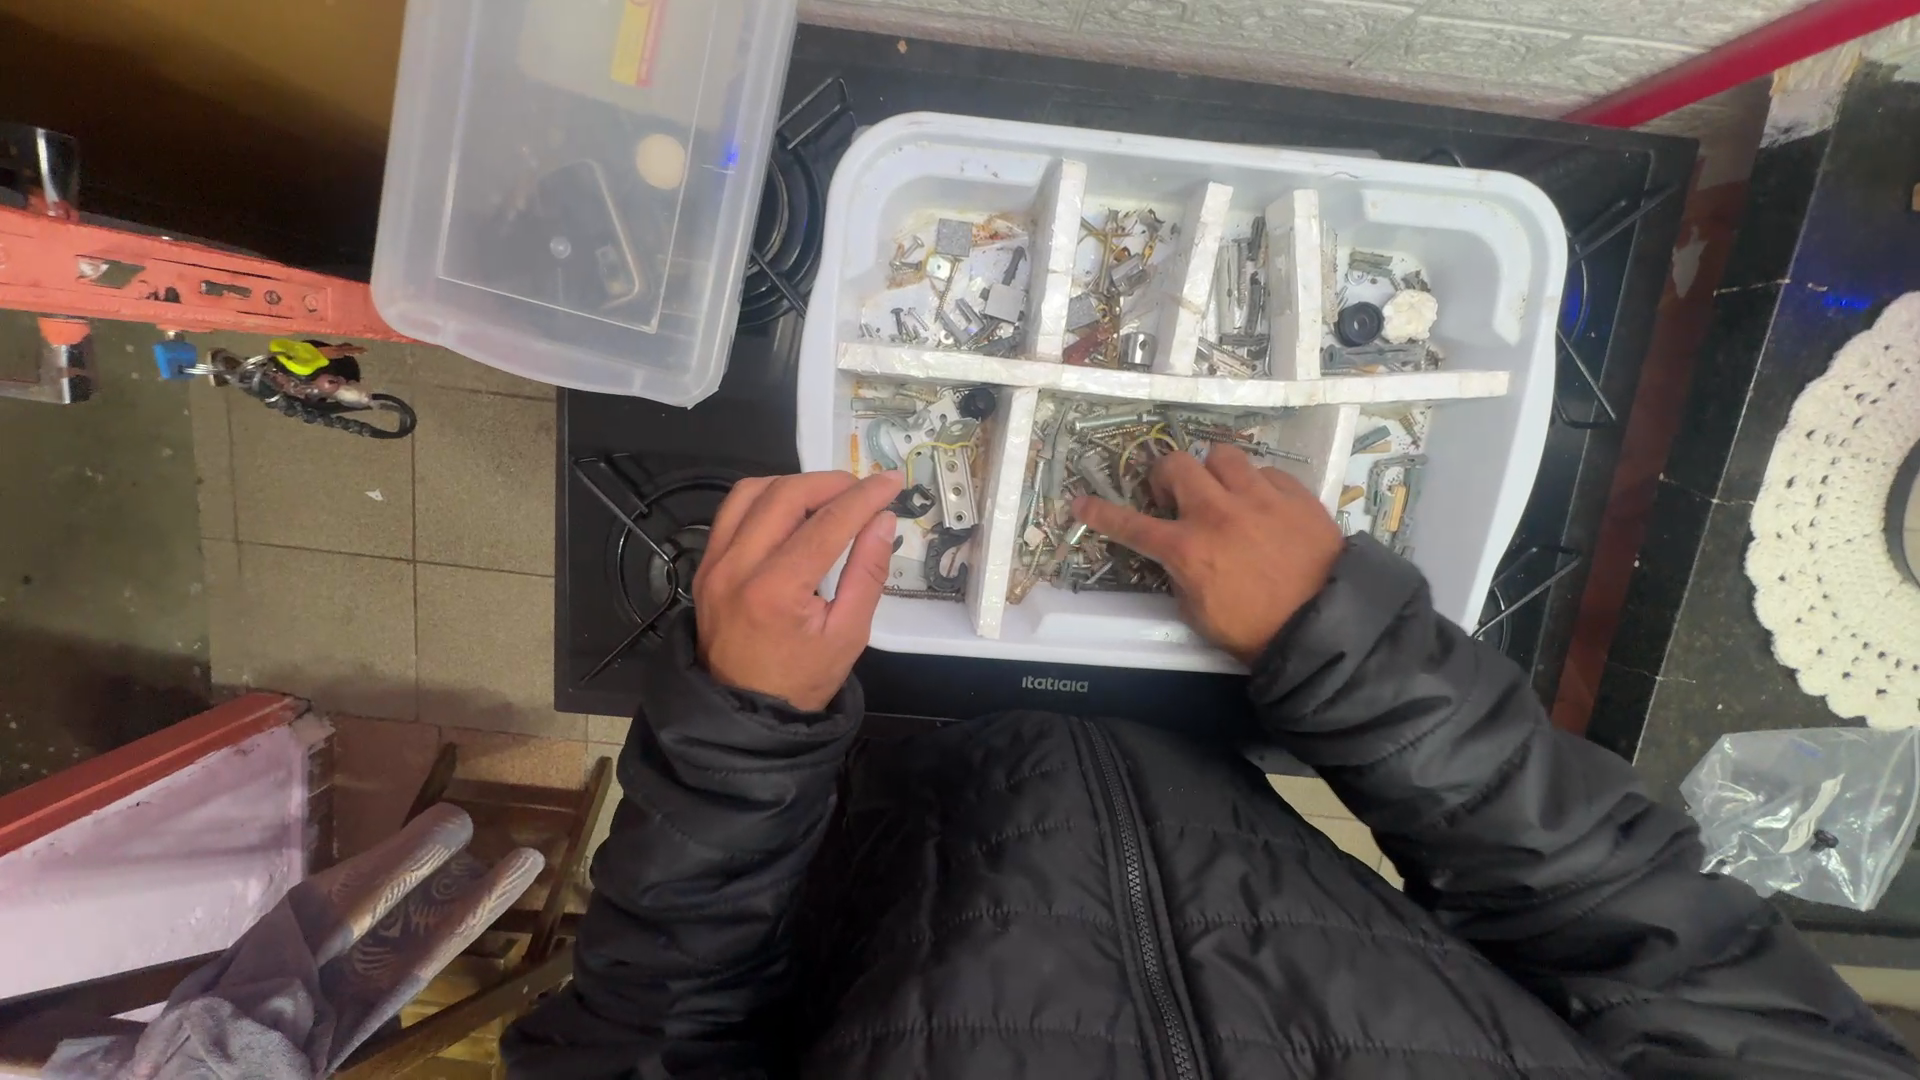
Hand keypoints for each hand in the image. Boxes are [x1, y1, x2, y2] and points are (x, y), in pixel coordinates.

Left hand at [693, 470, 904, 710]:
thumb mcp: (849, 633)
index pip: (827, 524)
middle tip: (862, 489)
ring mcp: (713, 563)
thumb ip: (868, 572)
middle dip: (830, 482)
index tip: (890, 482)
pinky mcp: (705, 565)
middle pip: (785, 495)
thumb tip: (882, 519)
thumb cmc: (802, 679)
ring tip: (829, 496)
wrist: (744, 714)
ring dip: (794, 484)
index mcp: (775, 590)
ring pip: (751, 492)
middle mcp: (736, 567)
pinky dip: (766, 498)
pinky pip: (732, 511)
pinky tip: (793, 511)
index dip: (864, 498)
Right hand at [1072, 445, 1341, 663]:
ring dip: (1212, 472)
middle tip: (1173, 497)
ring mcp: (1258, 499)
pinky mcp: (1295, 495)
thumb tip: (1178, 555)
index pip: (1131, 526)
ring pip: (1221, 456)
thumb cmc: (1254, 631)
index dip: (1101, 514)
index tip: (1081, 504)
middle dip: (1166, 476)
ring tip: (1221, 492)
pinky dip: (1254, 484)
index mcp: (1187, 549)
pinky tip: (1262, 506)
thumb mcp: (1198, 614)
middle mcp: (1217, 514)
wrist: (1326, 626)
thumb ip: (1181, 576)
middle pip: (1177, 466)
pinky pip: (1264, 471)